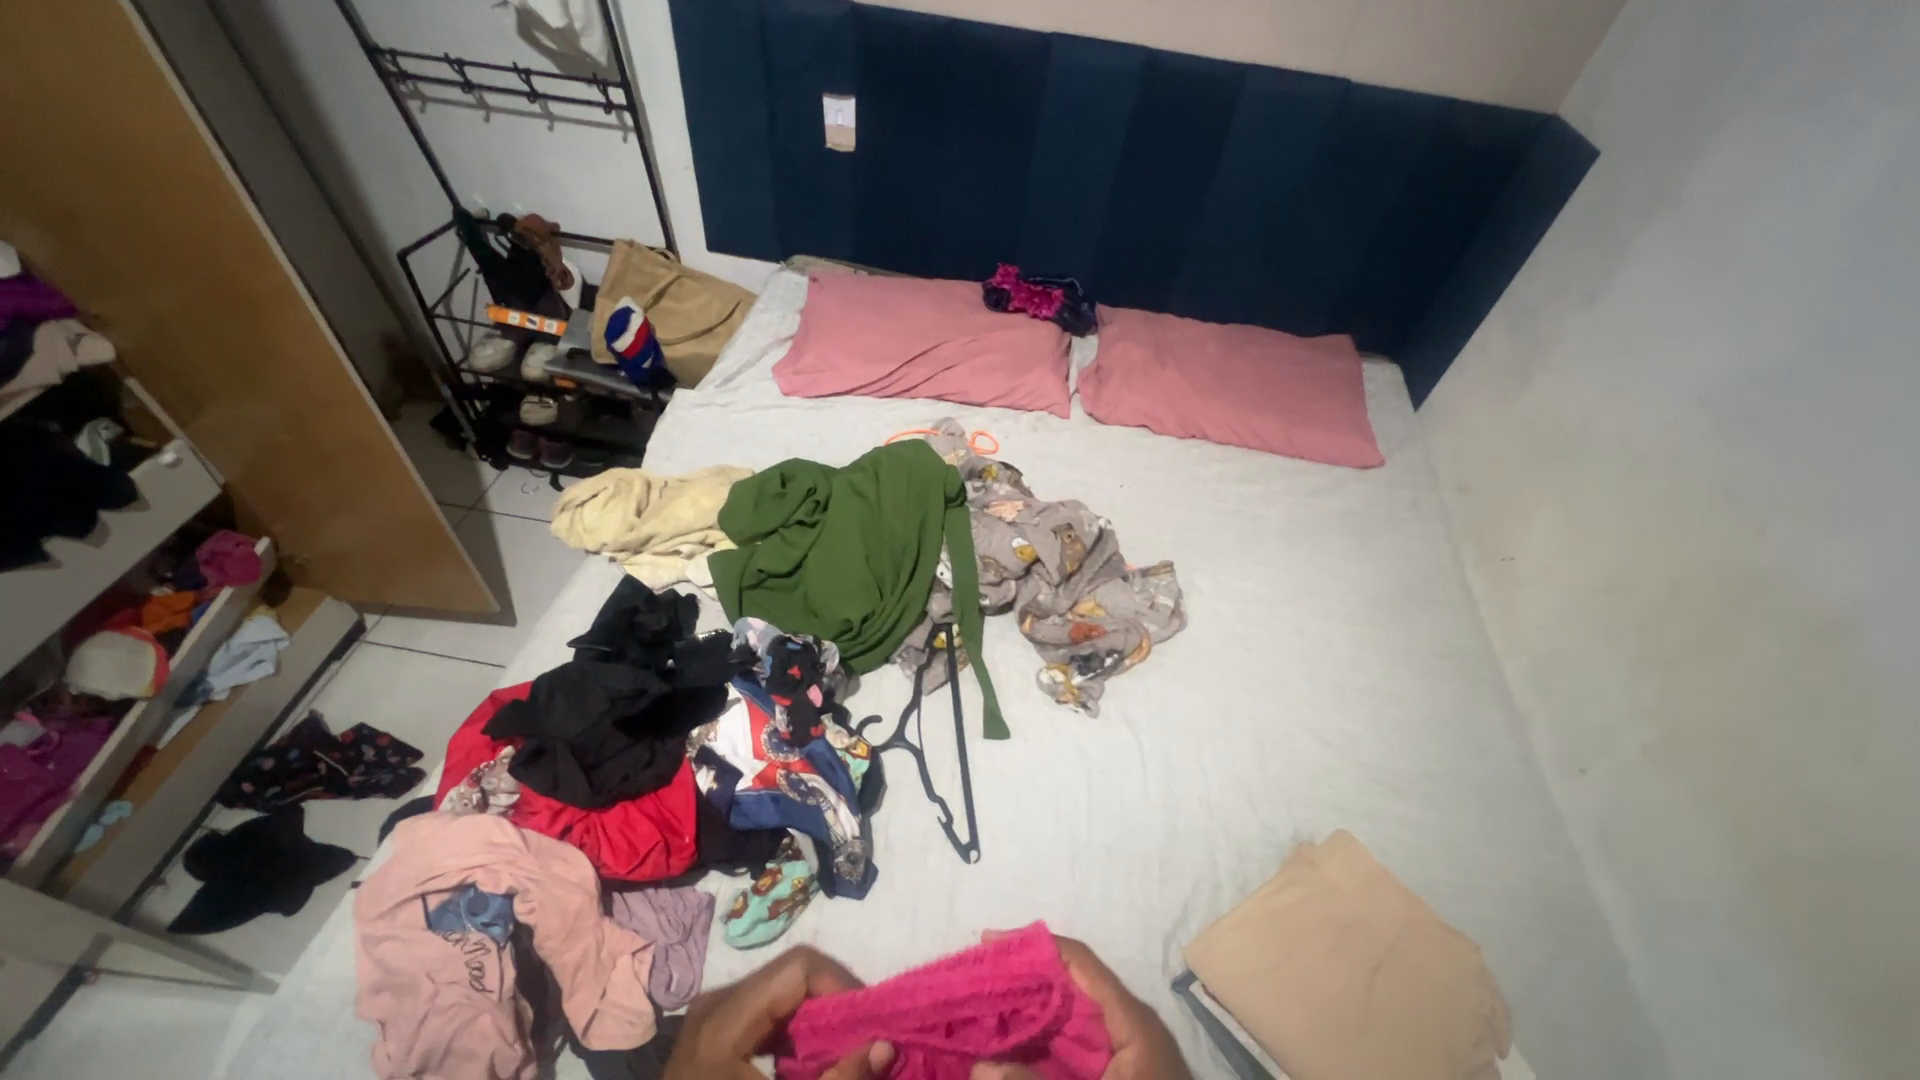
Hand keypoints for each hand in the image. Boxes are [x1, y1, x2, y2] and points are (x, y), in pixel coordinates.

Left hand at [664, 945, 895, 1078]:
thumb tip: (887, 1045)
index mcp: (725, 1019)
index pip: (799, 967)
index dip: (844, 985)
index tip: (873, 1024)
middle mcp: (718, 1002)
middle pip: (793, 974)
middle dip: (837, 1001)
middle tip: (868, 1037)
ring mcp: (714, 1015)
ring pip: (784, 990)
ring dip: (820, 1015)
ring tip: (847, 1049)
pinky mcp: (716, 1031)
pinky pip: (768, 1011)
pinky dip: (798, 1029)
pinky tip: (814, 1060)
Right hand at [971, 933, 1191, 1079]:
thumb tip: (979, 1065)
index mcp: (1131, 1018)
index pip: (1079, 960)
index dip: (1034, 946)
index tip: (990, 942)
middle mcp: (1128, 1022)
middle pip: (1071, 982)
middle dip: (1025, 977)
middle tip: (980, 976)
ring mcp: (1125, 1047)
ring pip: (1070, 1013)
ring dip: (1031, 1008)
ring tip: (987, 1004)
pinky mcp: (1119, 1070)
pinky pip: (1075, 1041)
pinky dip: (1044, 1037)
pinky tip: (1014, 1043)